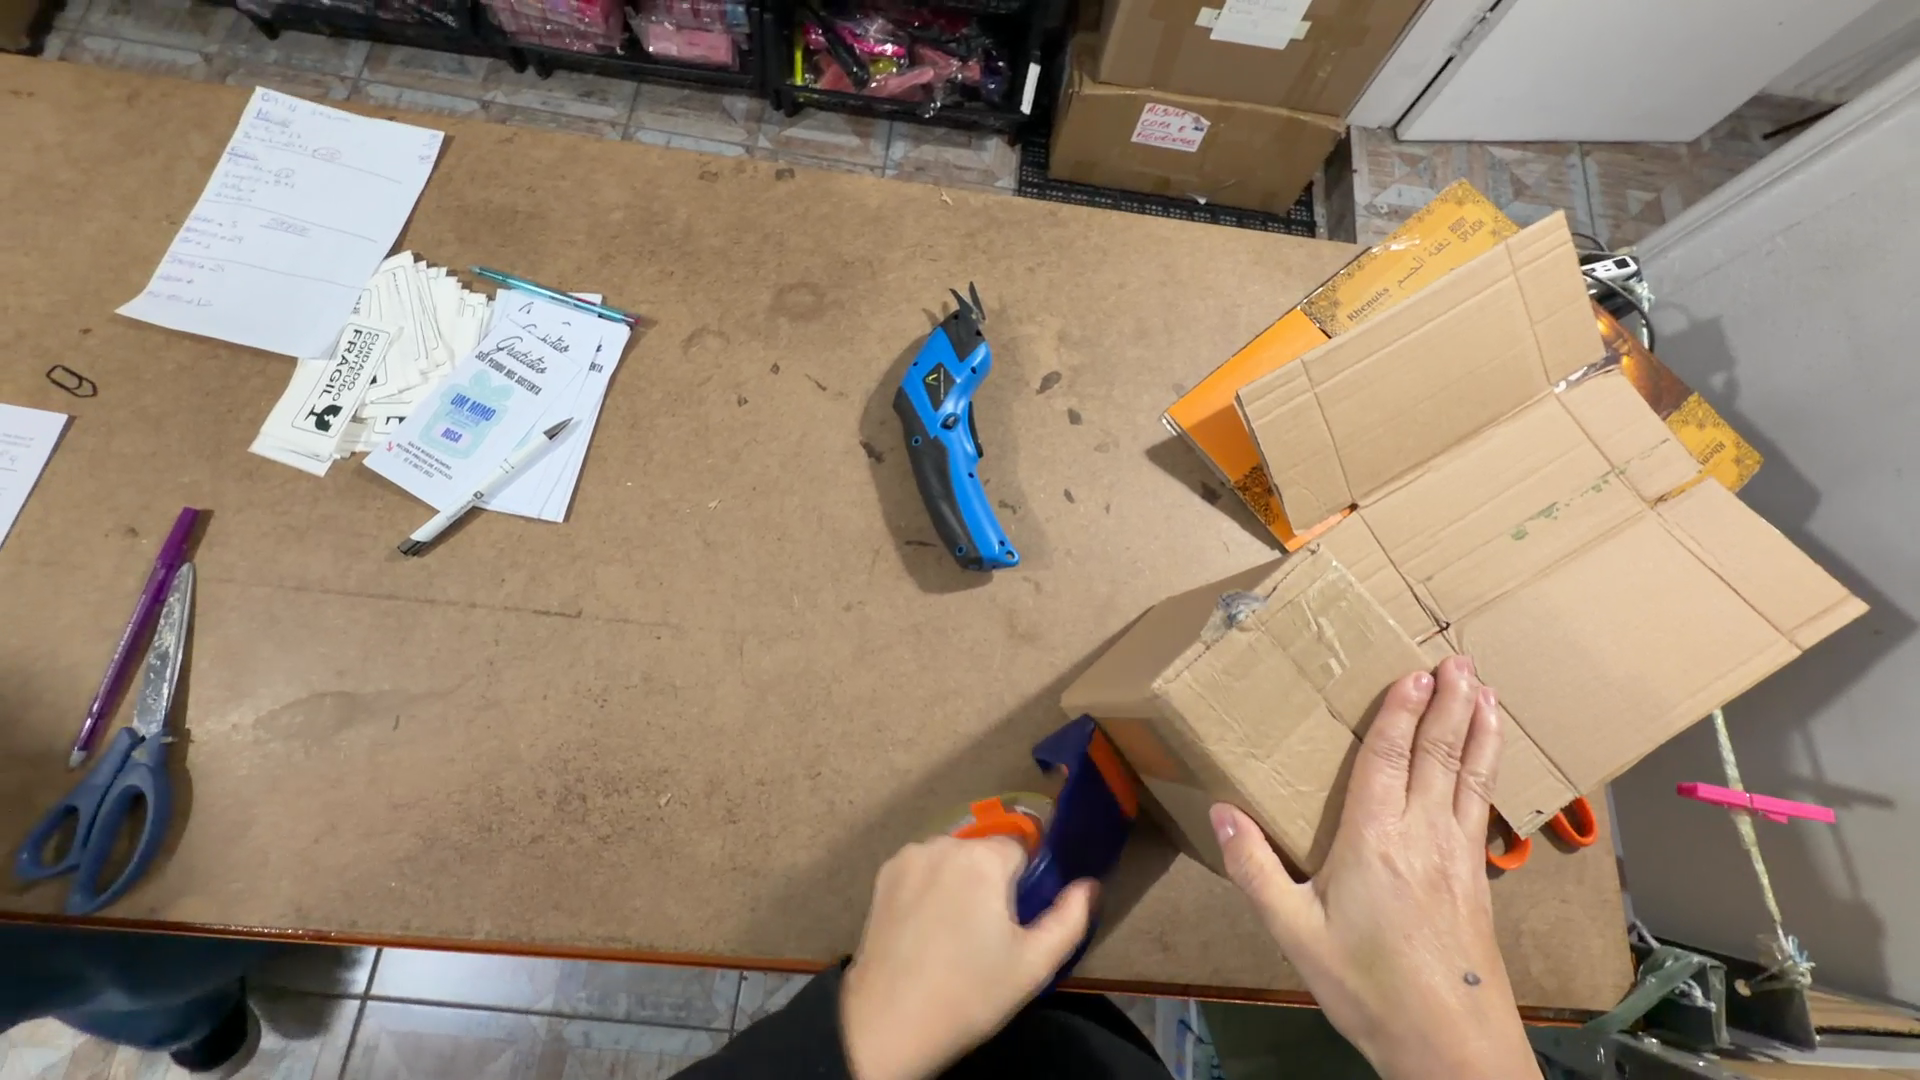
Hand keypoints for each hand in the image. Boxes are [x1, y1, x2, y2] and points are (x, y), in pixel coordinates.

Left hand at [839, 836, 1095, 1079]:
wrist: (889, 1023)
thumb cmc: (969, 993)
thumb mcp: (1033, 965)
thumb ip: (1069, 919)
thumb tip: (1089, 885)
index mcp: (983, 858)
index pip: (1020, 851)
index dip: (1023, 885)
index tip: (1015, 922)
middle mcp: (944, 842)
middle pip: (984, 853)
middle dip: (991, 883)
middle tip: (986, 935)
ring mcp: (909, 855)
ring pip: (952, 859)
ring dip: (959, 882)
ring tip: (953, 934)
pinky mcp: (884, 873)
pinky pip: (922, 868)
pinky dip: (929, 886)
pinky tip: (926, 927)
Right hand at [1210, 656, 1539, 1079]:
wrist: (1453, 1051)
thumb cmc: (1368, 986)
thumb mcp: (1296, 933)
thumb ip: (1256, 870)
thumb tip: (1222, 811)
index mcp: (1375, 841)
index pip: (1388, 760)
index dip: (1399, 713)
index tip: (1412, 672)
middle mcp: (1423, 836)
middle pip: (1438, 756)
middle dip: (1449, 704)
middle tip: (1459, 660)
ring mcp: (1458, 856)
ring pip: (1469, 776)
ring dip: (1477, 729)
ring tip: (1485, 690)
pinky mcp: (1477, 879)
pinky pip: (1480, 805)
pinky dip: (1486, 769)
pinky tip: (1487, 762)